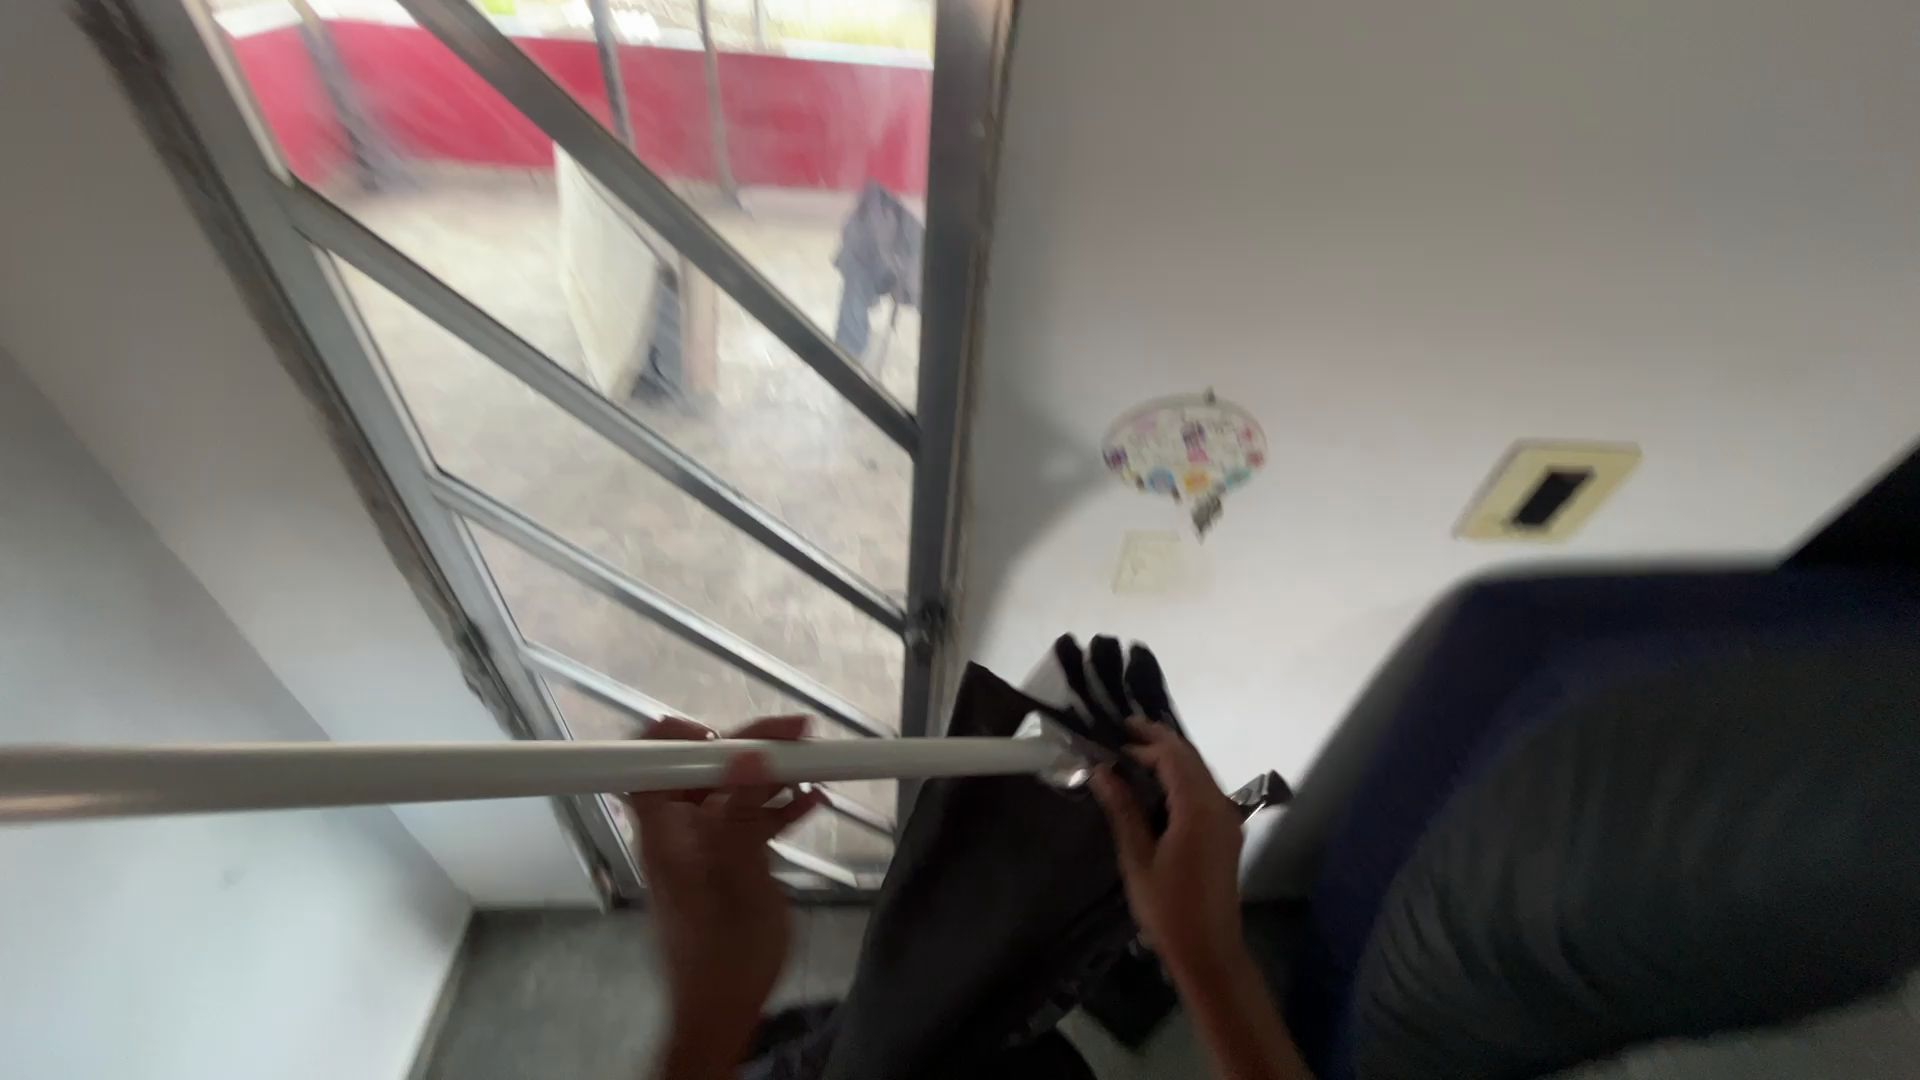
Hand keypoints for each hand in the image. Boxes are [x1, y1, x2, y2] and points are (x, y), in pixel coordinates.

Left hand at [629, 716, 824, 1078]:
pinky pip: (749, 817)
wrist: (725, 1011)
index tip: (726, 731)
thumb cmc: (725, 955)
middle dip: (748, 745)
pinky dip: (777, 804)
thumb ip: (741, 814)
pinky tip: (811, 801)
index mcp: (666, 831)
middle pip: (703, 768)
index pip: (648, 762)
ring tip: (813, 765)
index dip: (679, 736)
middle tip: (797, 736)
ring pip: (731, 789)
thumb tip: (745, 755)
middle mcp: (678, 830)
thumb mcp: (739, 880)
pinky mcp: (725, 859)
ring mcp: (703, 844)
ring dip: (770, 772)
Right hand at [1093, 721, 1311, 1078]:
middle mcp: (1219, 806)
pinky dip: (1182, 772)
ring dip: (1171, 754)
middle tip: (1125, 726)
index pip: (1172, 758)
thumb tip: (1102, 770)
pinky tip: (1160, 777)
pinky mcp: (1226, 830)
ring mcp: (1227, 818)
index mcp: (1198, 810)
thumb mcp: (1137, 857)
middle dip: (1159, 738)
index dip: (1143, 744)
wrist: (1209, 951)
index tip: (1112, 740)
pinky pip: (1204, 786)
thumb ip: (1122, 809)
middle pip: (1190, 757)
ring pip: (1200, 769)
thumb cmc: (1168, 908)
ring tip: (1137, 745)